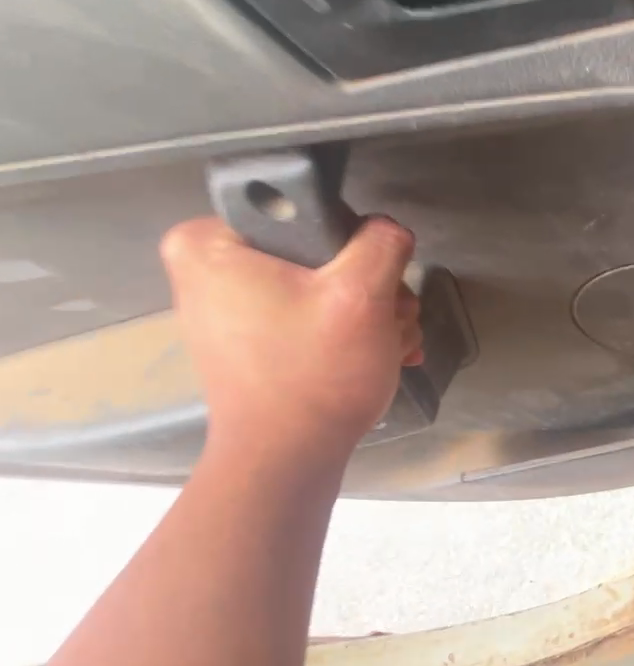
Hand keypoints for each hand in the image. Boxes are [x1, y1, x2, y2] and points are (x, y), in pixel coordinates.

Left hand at [160, 216, 423, 460]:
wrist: (291, 452)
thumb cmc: (316, 372)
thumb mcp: (363, 295)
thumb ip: (382, 245)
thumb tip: (389, 229)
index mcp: (212, 244)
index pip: (305, 213)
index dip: (352, 246)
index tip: (369, 284)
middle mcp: (212, 269)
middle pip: (325, 254)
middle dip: (374, 291)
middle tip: (385, 323)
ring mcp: (235, 306)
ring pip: (332, 286)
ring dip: (376, 316)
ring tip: (384, 347)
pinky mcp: (257, 337)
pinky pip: (319, 315)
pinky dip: (355, 334)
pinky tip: (376, 356)